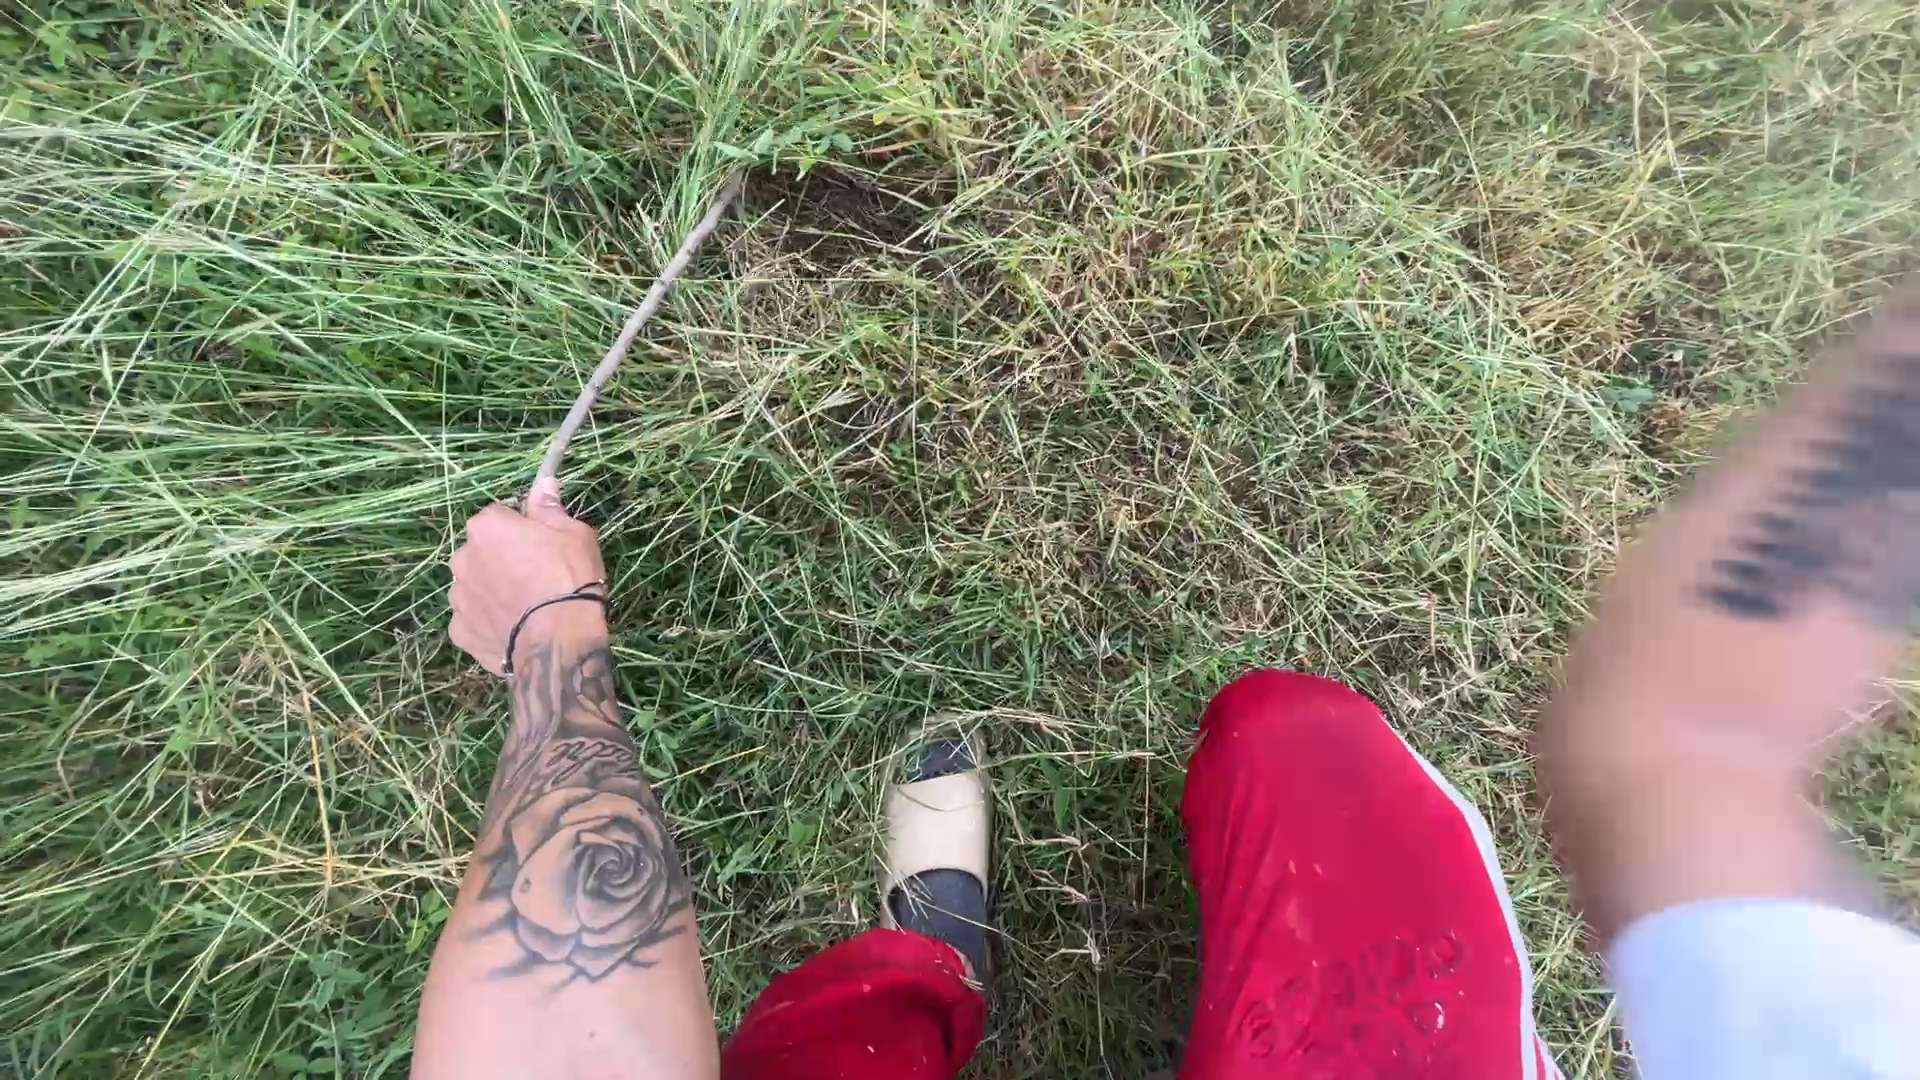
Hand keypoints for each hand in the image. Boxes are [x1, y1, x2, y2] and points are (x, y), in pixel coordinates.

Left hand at [449, 476, 607, 675]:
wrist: (558, 638)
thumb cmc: (569, 576)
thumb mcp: (574, 534)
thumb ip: (550, 509)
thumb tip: (544, 483)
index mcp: (487, 527)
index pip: (501, 514)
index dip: (524, 527)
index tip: (545, 541)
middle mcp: (462, 557)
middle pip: (484, 550)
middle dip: (504, 558)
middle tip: (540, 574)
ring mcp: (457, 597)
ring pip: (477, 584)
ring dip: (495, 589)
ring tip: (530, 606)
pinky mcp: (460, 631)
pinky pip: (475, 618)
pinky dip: (492, 620)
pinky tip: (518, 627)